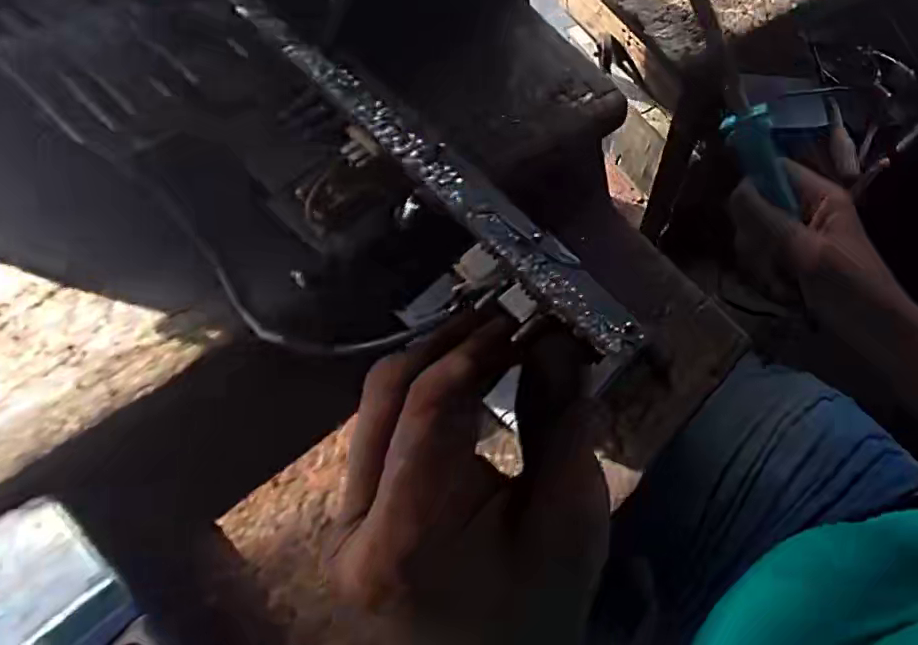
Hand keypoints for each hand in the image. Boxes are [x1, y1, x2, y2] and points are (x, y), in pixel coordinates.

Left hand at [328, 313, 609, 643]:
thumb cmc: (542, 601)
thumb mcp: (571, 511)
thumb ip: (562, 420)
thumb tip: (557, 340)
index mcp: (409, 532)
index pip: (426, 409)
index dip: (477, 349)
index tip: (528, 319)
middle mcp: (355, 523)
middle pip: (383, 396)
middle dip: (450, 341)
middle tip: (512, 315)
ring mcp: (347, 522)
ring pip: (377, 407)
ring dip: (440, 360)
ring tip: (501, 335)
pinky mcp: (358, 518)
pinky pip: (387, 429)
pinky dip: (435, 389)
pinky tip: (479, 376)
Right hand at [729, 159, 909, 321]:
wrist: (882, 333)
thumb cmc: (853, 288)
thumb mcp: (808, 253)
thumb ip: (771, 221)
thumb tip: (737, 191)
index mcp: (822, 195)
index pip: (776, 170)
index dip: (754, 187)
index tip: (744, 220)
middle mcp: (811, 209)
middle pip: (760, 204)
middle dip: (755, 236)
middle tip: (767, 262)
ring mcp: (803, 236)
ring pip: (759, 235)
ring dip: (761, 263)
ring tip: (782, 286)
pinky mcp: (798, 262)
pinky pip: (767, 259)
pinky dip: (769, 278)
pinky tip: (785, 295)